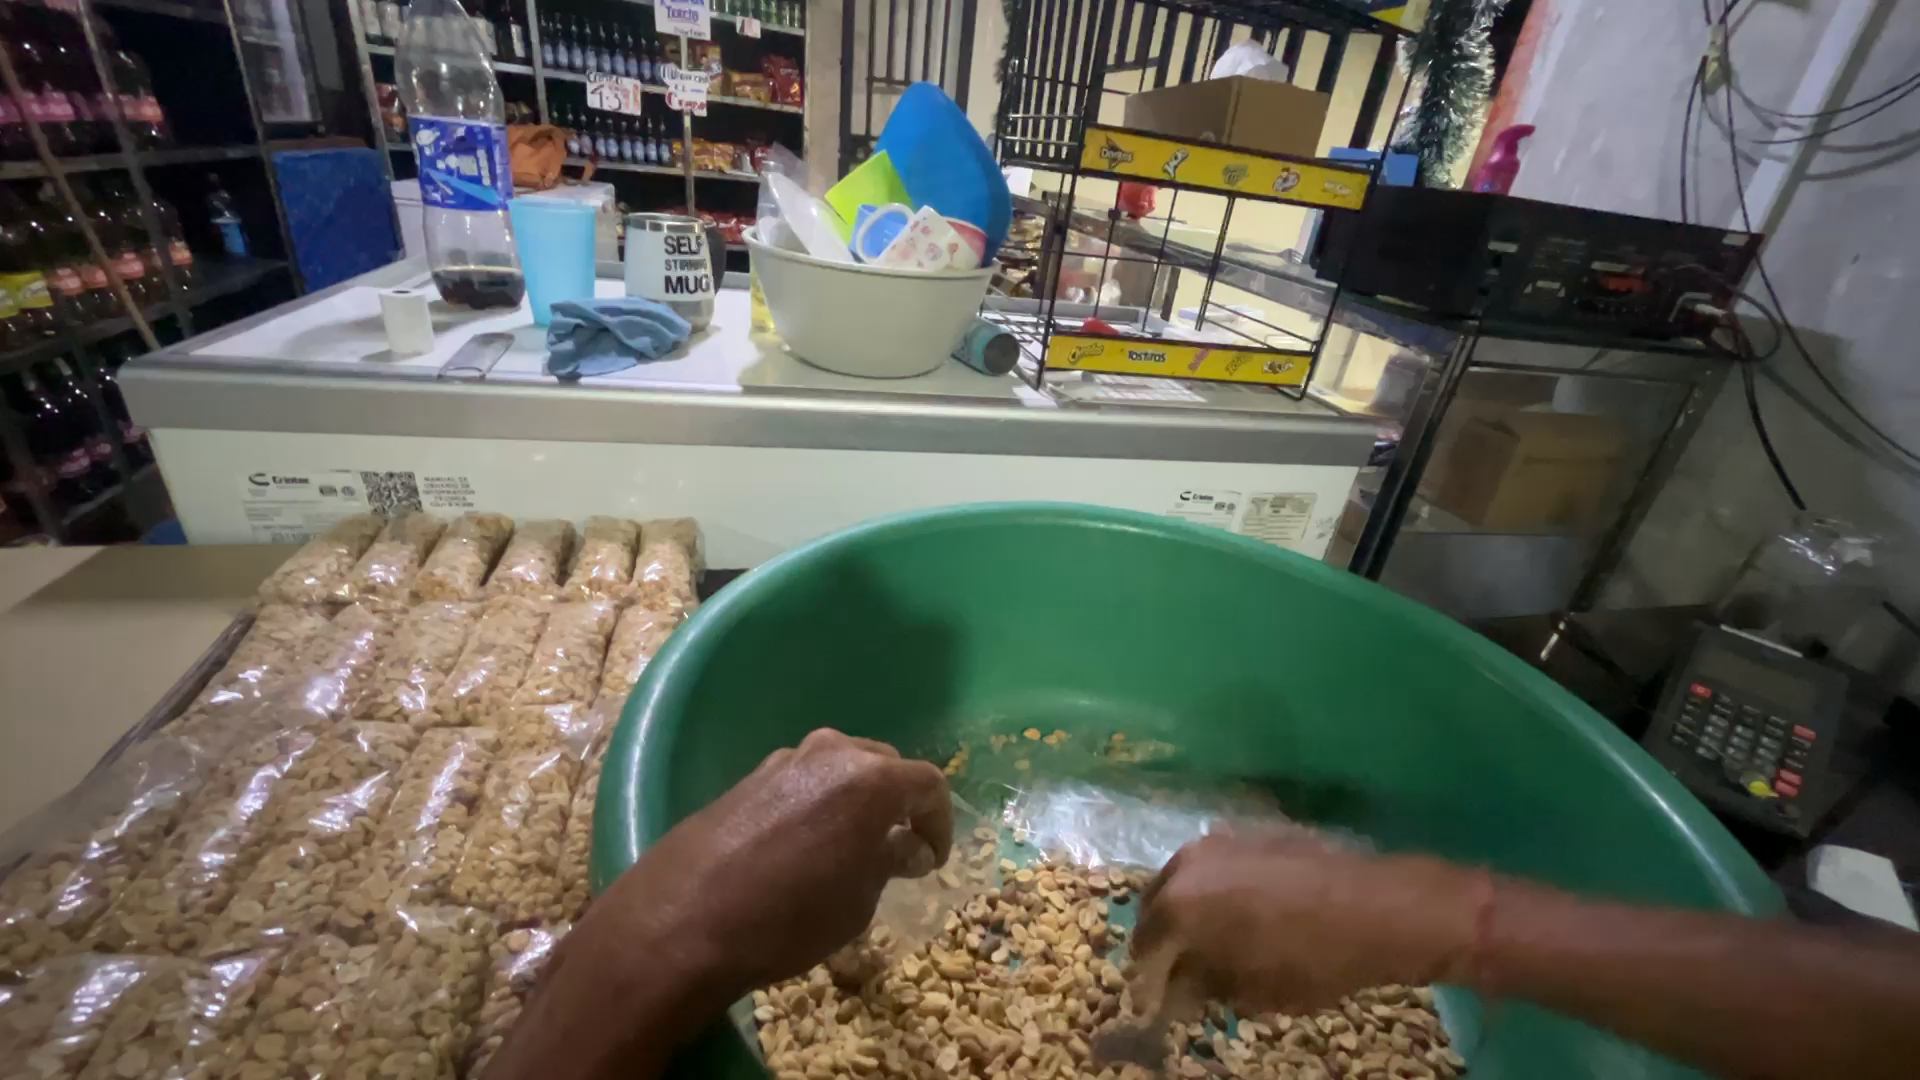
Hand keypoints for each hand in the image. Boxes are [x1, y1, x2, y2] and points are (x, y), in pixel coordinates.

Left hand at [487, 730, 951, 1079]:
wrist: (681, 920)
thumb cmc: (788, 918)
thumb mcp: (858, 901)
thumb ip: (891, 861)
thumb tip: (905, 846)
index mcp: (872, 779)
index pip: (929, 784)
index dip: (940, 822)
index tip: (934, 858)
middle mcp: (833, 753)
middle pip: (886, 766)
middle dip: (899, 805)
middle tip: (900, 848)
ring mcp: (788, 758)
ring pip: (842, 768)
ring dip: (857, 800)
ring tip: (851, 846)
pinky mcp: (752, 773)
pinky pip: (805, 780)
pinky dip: (820, 802)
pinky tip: (806, 843)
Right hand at [1130, 831, 1483, 1014]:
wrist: (1371, 906)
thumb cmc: (1309, 960)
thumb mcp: (1252, 991)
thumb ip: (1202, 985)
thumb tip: (1177, 985)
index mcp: (1178, 906)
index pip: (1143, 942)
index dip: (1147, 970)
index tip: (1158, 989)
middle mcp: (1185, 863)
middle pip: (1155, 899)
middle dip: (1162, 929)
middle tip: (1179, 957)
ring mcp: (1214, 839)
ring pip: (1183, 873)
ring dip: (1187, 900)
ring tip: (1211, 928)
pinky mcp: (1243, 829)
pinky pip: (1213, 859)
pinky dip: (1214, 881)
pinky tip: (1242, 902)